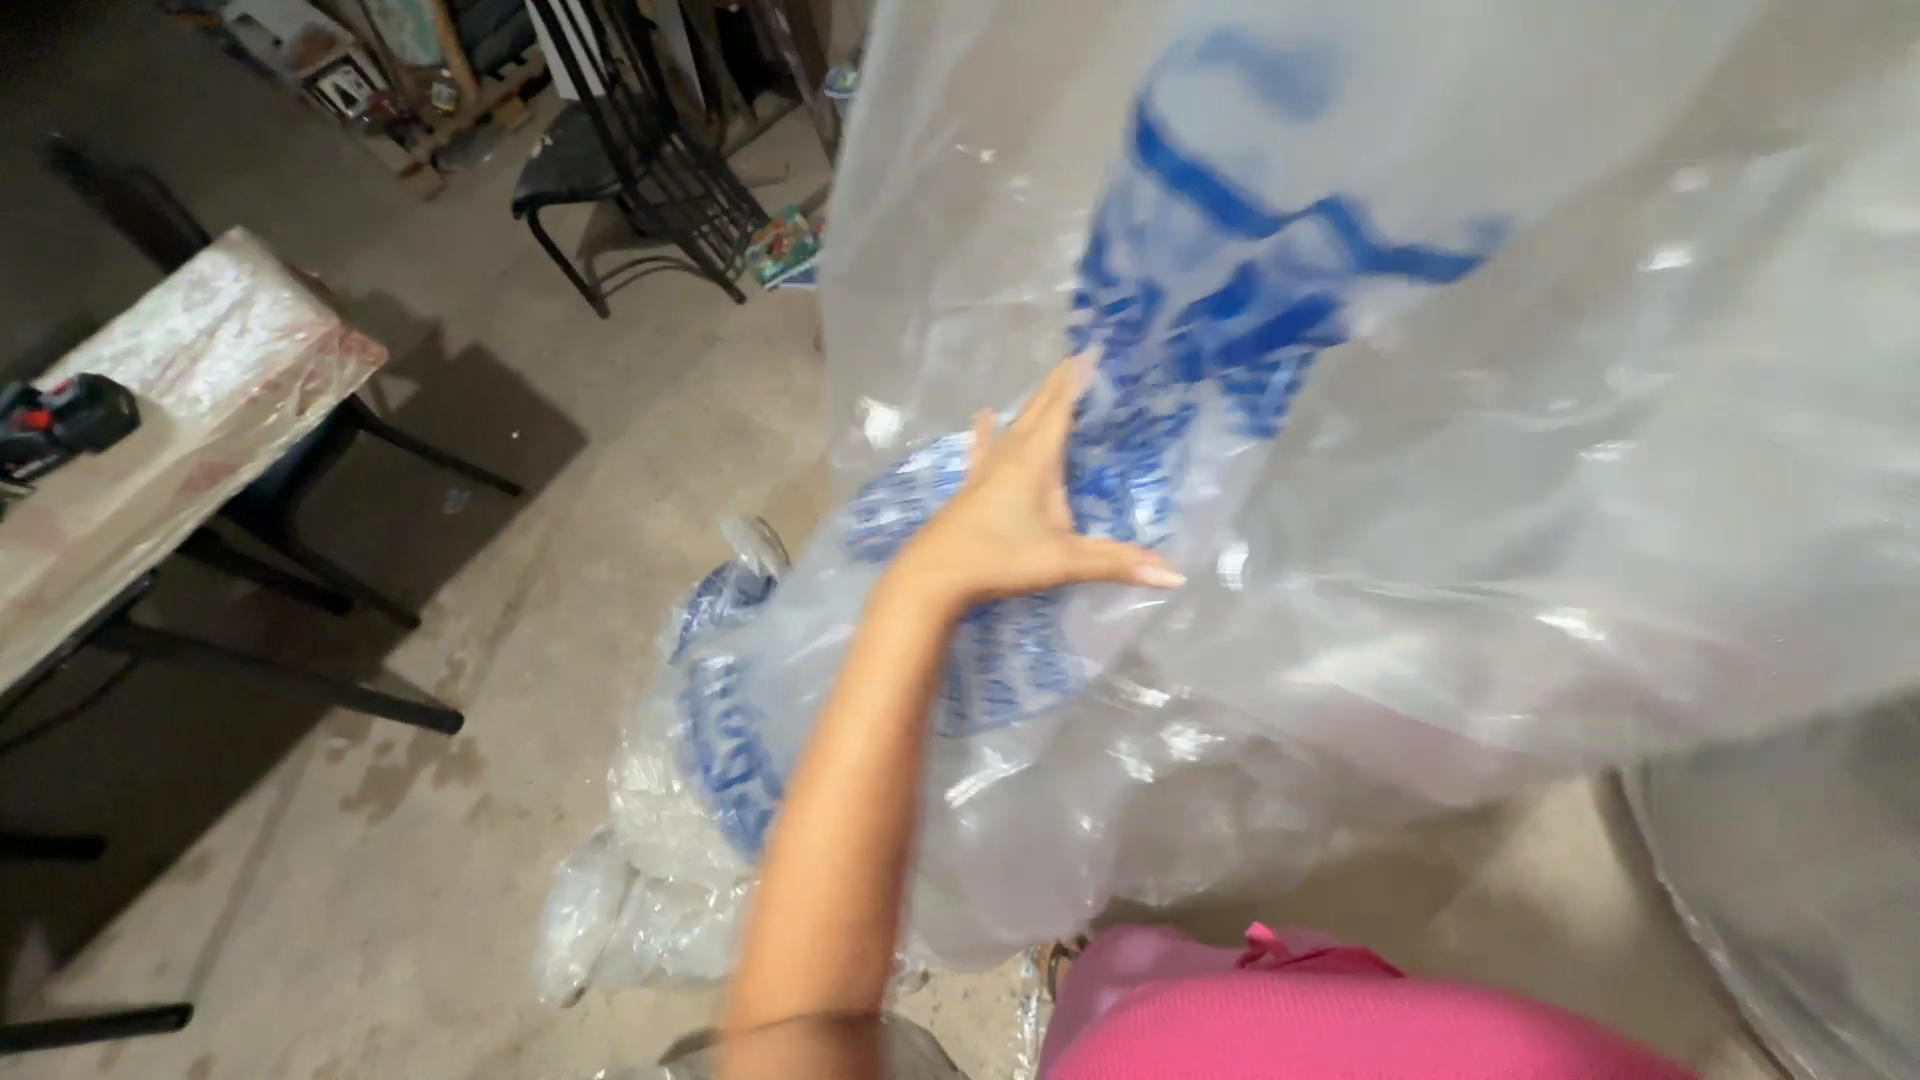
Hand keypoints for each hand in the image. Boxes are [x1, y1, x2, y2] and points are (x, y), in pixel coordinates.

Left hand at [885, 354, 1184, 616]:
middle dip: (1057, 386)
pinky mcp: (968, 488)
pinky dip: (986, 432)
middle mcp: (1009, 457)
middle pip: (1036, 412)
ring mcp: (984, 471)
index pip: (1060, 410)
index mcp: (1035, 462)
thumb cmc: (1000, 559)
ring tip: (1041, 386)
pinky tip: (980, 418)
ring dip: (1029, 406)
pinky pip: (982, 449)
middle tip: (1074, 360)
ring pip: (1011, 427)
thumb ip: (1117, 563)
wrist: (933, 576)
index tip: (1090, 351)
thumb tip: (1176, 576)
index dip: (1076, 381)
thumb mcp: (1064, 562)